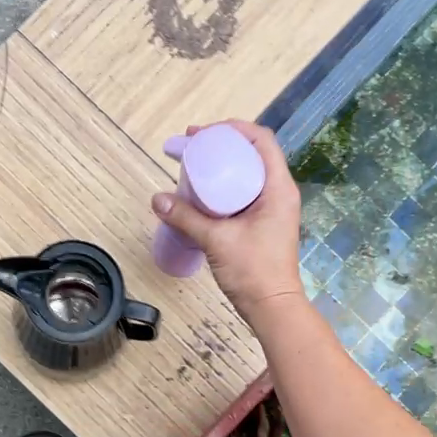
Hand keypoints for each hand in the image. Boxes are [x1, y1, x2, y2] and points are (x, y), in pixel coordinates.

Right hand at [151, 120, 305, 319]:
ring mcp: (273, 210)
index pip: (260, 140)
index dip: (231, 129)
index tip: (202, 134)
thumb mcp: (216, 240)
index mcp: (278, 187)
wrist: (272, 308)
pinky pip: (243, 195)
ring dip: (222, 167)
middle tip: (191, 147)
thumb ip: (186, 218)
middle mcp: (279, 193)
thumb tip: (157, 199)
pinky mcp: (263, 225)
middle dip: (221, 146)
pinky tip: (203, 195)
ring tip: (193, 168)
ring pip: (247, 175)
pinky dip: (223, 189)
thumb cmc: (253, 272)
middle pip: (252, 154)